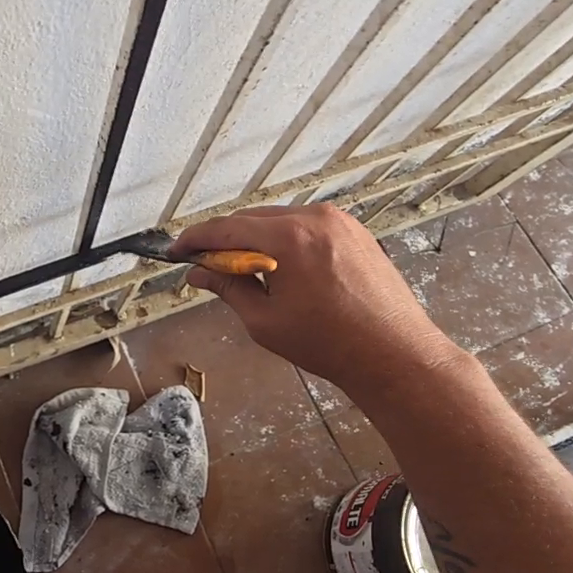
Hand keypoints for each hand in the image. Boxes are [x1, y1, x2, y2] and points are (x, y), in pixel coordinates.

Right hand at [170, 204, 465, 397]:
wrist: (396, 355)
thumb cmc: (328, 344)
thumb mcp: (264, 321)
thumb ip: (228, 288)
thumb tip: (198, 272)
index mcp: (288, 237)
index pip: (226, 227)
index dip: (196, 239)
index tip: (176, 251)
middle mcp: (314, 217)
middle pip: (252, 218)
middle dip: (224, 239)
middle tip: (204, 264)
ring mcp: (338, 221)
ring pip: (279, 219)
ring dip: (254, 239)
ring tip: (241, 269)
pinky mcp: (354, 231)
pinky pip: (305, 225)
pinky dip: (283, 239)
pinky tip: (278, 266)